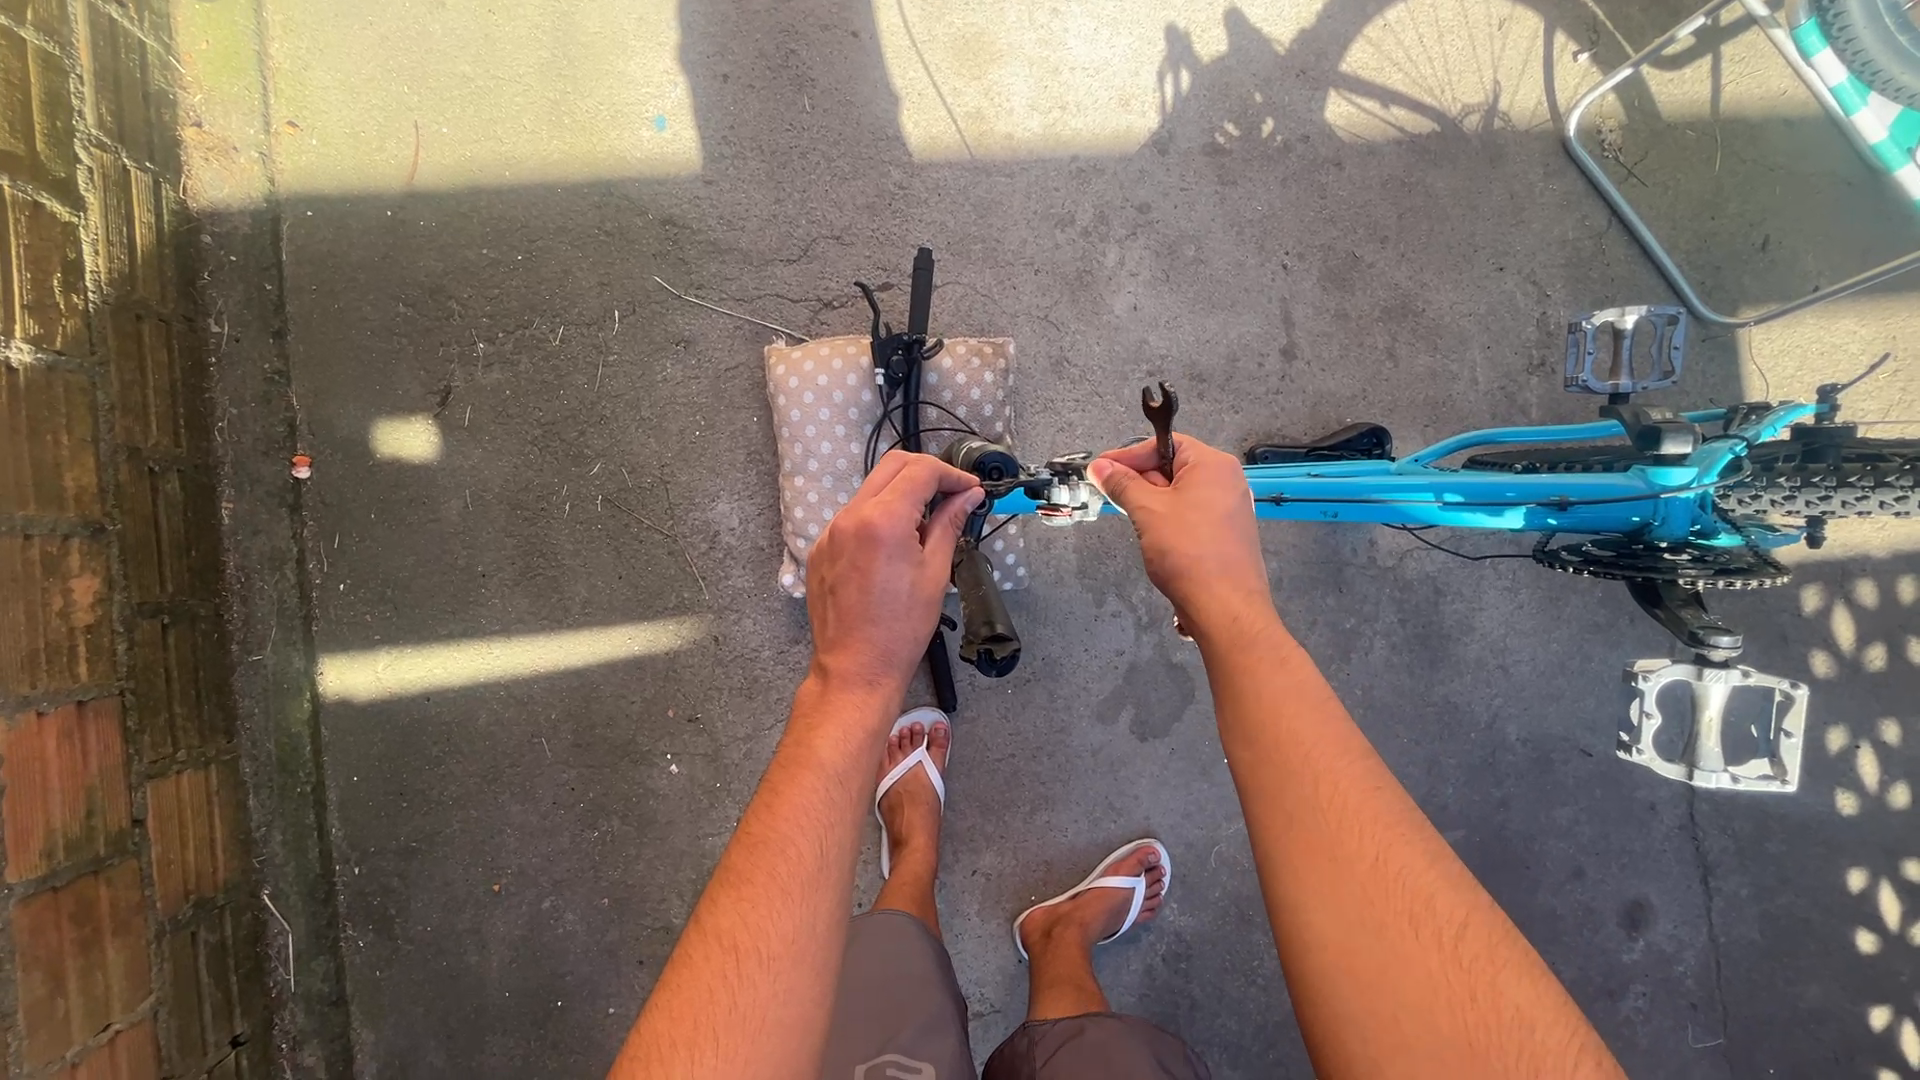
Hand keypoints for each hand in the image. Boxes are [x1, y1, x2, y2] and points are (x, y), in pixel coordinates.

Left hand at [805, 451, 983, 701]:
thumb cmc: (901, 628)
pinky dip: (878, 517)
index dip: (951, 474)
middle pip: (892, 466)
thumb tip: (968, 496)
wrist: (856, 666)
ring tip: (926, 525)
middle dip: (926, 473)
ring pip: (871, 490)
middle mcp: (850, 517)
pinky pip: (853, 517)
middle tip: (952, 493)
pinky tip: (895, 545)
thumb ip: (950, 524)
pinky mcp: (820, 548)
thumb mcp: (935, 572)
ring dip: (901, 495)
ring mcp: (830, 532)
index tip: (970, 489)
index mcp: (882, 520)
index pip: (920, 472)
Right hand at [1088, 434, 1277, 641]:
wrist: (1223, 606)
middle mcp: (1226, 481)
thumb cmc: (1190, 553)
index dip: (1129, 456)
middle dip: (1140, 480)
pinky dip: (1168, 520)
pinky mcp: (1226, 533)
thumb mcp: (1146, 511)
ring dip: (1152, 503)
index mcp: (1212, 465)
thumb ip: (1122, 484)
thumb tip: (1101, 467)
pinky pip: (1191, 514)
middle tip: (1113, 495)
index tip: (1102, 469)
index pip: (1164, 444)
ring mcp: (1229, 508)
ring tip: (1135, 521)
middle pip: (1172, 467)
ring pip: (1179, 493)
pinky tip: (1155, 538)